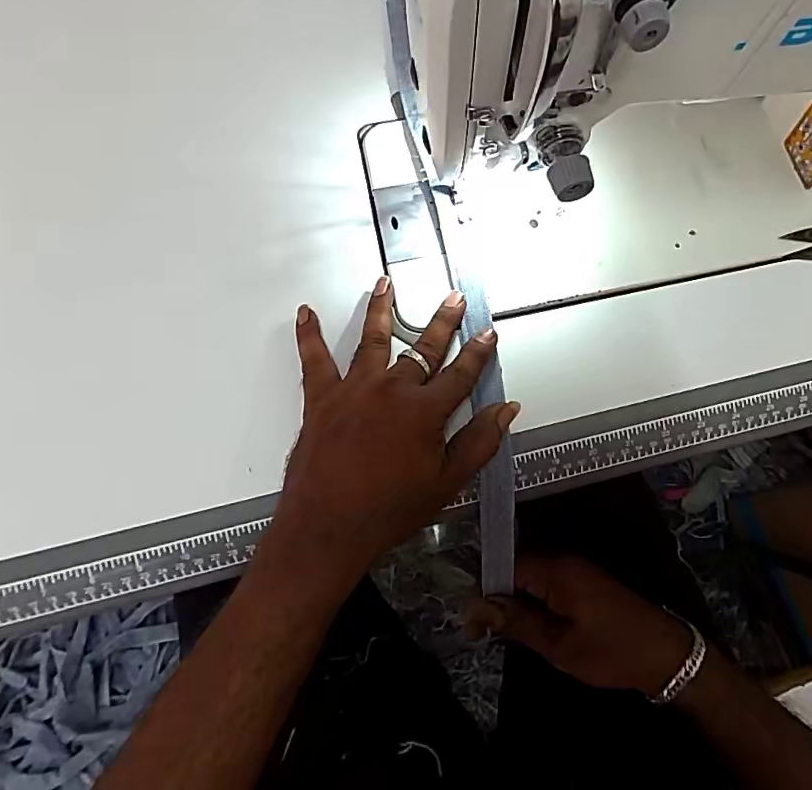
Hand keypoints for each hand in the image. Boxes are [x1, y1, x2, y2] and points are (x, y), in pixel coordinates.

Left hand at [267, 276, 518, 589]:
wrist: (328, 526)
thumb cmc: (385, 510)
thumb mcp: (445, 483)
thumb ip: (479, 443)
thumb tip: (504, 412)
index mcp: (423, 412)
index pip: (461, 373)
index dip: (478, 353)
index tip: (486, 334)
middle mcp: (390, 390)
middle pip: (423, 348)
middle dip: (442, 321)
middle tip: (453, 300)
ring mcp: (354, 389)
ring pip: (372, 339)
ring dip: (381, 309)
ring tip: (385, 285)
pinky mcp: (322, 396)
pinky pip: (314, 358)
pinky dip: (309, 335)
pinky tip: (306, 314)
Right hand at [470, 554, 694, 694]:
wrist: (670, 656)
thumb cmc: (613, 652)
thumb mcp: (560, 646)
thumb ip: (517, 623)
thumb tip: (477, 608)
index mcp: (554, 568)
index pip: (503, 568)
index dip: (483, 595)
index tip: (471, 626)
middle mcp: (561, 558)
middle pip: (513, 569)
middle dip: (495, 598)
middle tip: (481, 634)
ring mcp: (574, 567)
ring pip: (529, 577)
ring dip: (513, 601)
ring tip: (500, 632)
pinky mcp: (583, 580)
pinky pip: (545, 582)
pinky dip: (531, 600)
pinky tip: (526, 624)